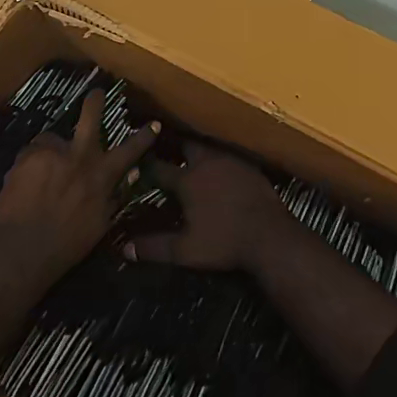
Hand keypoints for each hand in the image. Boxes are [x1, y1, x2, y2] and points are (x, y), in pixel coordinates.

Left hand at [0, 88, 159, 281]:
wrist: (23, 248)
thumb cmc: (66, 244)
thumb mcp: (99, 224)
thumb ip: (112, 196)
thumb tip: (127, 177)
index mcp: (101, 176)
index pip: (129, 152)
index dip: (143, 137)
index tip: (154, 124)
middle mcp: (79, 156)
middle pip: (90, 118)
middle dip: (95, 103)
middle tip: (96, 93)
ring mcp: (52, 152)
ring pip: (53, 140)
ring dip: (51, 152)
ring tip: (40, 175)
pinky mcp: (27, 154)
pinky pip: (32, 153)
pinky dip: (31, 164)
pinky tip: (26, 183)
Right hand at [124, 142, 297, 273]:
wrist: (271, 237)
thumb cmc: (224, 242)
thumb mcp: (186, 250)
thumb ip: (155, 248)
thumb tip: (125, 249)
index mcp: (187, 180)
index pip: (160, 168)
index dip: (147, 165)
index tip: (137, 161)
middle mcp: (206, 163)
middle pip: (186, 145)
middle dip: (175, 145)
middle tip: (167, 147)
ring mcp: (230, 161)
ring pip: (209, 147)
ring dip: (199, 149)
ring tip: (192, 154)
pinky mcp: (250, 166)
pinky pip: (229, 155)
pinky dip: (221, 158)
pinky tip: (222, 167)